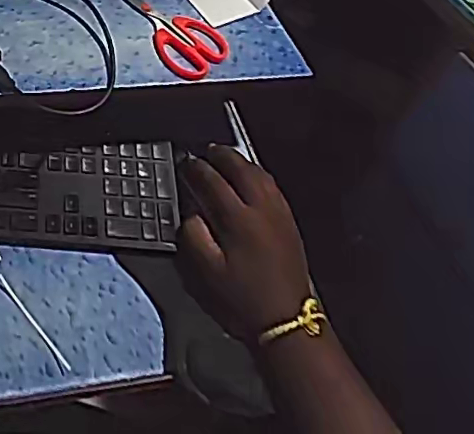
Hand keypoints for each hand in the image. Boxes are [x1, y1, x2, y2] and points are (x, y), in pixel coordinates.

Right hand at [176, 146, 311, 342]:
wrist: (287, 323)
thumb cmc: (244, 299)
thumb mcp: (206, 271)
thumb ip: (192, 235)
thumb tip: (190, 212)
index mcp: (237, 220)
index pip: (210, 179)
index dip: (193, 168)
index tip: (183, 165)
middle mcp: (261, 210)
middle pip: (238, 167)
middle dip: (218, 155)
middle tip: (203, 152)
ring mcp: (279, 214)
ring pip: (258, 172)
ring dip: (239, 161)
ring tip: (224, 158)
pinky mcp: (290, 221)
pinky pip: (272, 185)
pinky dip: (256, 173)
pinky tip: (249, 176)